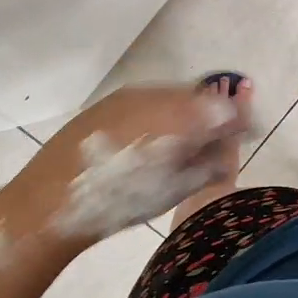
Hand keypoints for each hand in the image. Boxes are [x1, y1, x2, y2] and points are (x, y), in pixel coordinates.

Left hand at [6, 84, 249, 243]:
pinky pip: (147, 102)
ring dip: (185, 115)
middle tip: (214, 142)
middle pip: (200, 97)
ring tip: (182, 145)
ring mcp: (130, 96)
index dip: (239, 120)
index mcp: (182, 117)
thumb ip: (210, 163)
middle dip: (212, 115)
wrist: (52, 199)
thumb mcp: (176, 189)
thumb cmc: (121, 202)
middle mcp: (159, 97)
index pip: (225, 108)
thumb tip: (228, 148)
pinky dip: (159, 116)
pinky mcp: (108, 103)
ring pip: (172, 98)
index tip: (246, 133)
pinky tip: (151, 142)